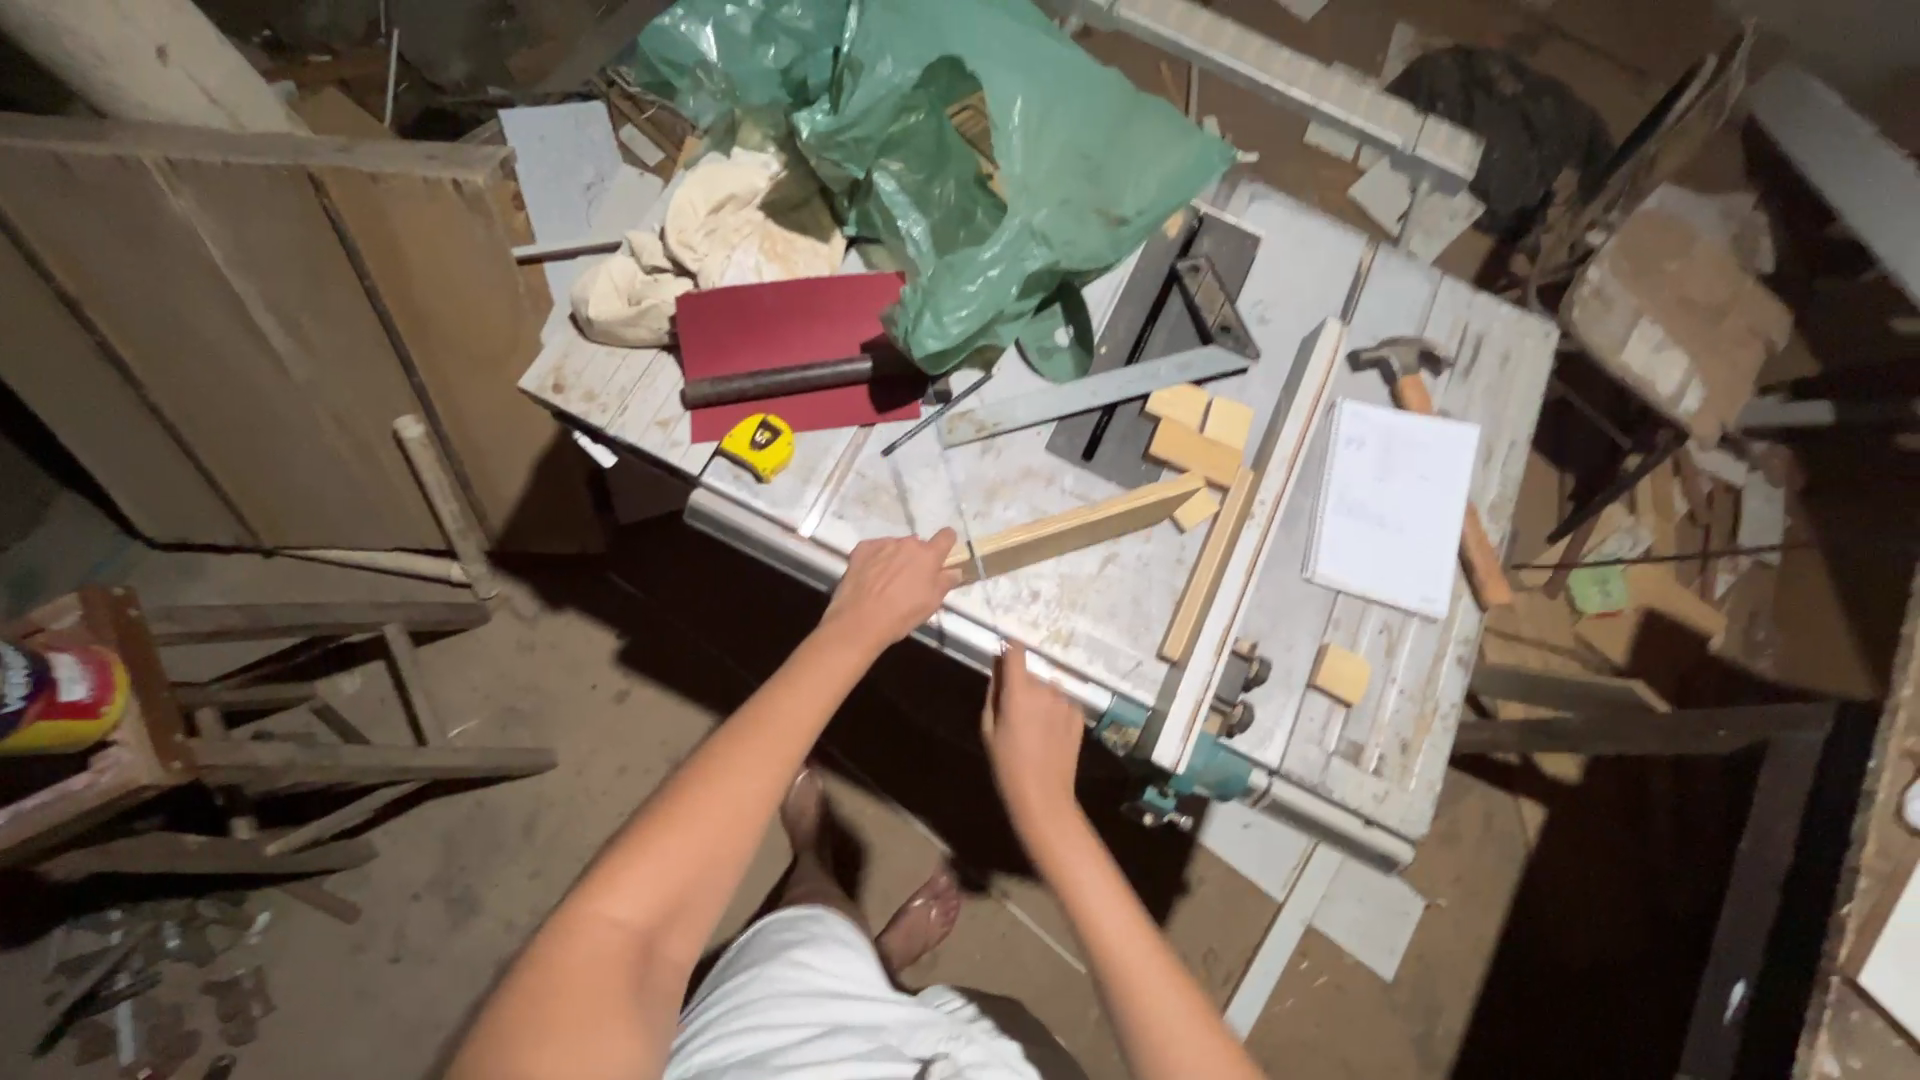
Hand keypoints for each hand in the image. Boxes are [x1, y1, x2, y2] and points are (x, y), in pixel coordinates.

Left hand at [820, 529, 960, 652]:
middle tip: (910, 580)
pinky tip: (871, 576)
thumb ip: (945, 582)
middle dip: (916, 558)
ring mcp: (883, 544)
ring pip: (896, 546)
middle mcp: (907, 543)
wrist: (860, 620)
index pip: (946, 536)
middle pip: (918, 545)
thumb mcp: (932, 603)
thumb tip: (955, 571)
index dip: (946, 544)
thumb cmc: (902, 614)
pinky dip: (876, 558)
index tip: (942, 555)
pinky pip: (875, 548)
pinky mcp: (862, 548)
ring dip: (896, 558)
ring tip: (886, 580)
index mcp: (928, 555)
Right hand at [983, 644, 1086, 832]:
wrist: (1043, 794)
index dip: (1010, 647)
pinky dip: (1055, 711)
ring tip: (1034, 727)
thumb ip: (993, 690)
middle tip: (1014, 712)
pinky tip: (1050, 734)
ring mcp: (1065, 701)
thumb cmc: (1006, 763)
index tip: (1005, 649)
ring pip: (1048, 689)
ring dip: (1040, 698)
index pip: (1016, 651)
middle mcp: (1045, 689)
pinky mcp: (1079, 715)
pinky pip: (1062, 703)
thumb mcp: (988, 727)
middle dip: (1022, 685)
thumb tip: (997, 665)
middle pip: (1031, 674)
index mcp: (1019, 690)